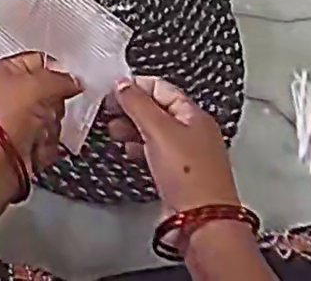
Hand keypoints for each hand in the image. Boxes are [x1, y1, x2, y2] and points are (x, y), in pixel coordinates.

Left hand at [0, 53, 82, 177]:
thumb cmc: (9, 112)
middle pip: (51, 93)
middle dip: (54, 105)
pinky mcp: (28, 143)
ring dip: (50, 127)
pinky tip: (35, 146)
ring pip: (53, 118)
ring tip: (37, 132)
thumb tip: (76, 81)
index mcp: (9, 69)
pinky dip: (46, 145)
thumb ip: (61, 79)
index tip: (70, 81)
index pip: (40, 61)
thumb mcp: (38, 84)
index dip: (56, 71)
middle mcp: (14, 93)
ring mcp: (21, 120)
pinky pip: (50, 139)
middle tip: (46, 110)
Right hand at [107, 76, 238, 214]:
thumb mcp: (158, 129)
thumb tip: (121, 82)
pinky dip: (139, 148)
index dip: (135, 86)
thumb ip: (137, 102)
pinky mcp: (178, 176)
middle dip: (130, 109)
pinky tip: (128, 151)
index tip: (112, 92)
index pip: (160, 87)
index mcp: (192, 114)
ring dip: (131, 128)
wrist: (203, 227)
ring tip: (112, 132)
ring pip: (153, 132)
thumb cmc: (187, 174)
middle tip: (108, 113)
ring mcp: (185, 155)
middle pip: (155, 109)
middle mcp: (191, 131)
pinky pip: (155, 153)